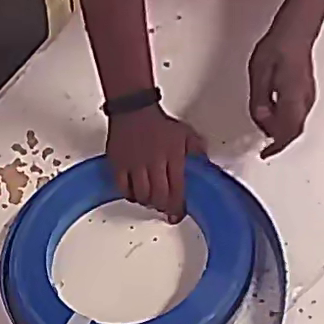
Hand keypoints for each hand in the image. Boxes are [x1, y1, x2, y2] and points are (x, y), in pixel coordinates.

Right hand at [105, 106, 206, 222]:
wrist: (133, 109)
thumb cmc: (158, 123)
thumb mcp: (185, 133)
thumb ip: (196, 150)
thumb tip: (205, 166)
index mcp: (173, 155)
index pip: (177, 188)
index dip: (178, 206)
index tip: (178, 214)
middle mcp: (154, 161)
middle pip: (158, 196)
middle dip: (162, 207)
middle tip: (163, 209)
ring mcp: (135, 164)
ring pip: (141, 195)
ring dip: (147, 202)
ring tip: (150, 200)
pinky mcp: (118, 165)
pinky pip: (123, 189)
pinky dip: (130, 195)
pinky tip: (135, 193)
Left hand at [248, 21, 316, 157]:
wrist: (297, 26)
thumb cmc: (279, 46)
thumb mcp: (259, 76)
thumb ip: (259, 103)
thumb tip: (262, 120)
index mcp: (292, 97)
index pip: (287, 131)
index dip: (276, 147)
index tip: (265, 154)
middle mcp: (304, 98)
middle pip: (294, 130)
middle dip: (279, 141)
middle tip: (266, 147)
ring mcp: (308, 93)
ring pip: (298, 123)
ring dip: (283, 131)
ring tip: (267, 132)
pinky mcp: (307, 89)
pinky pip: (299, 113)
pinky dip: (287, 121)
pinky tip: (276, 118)